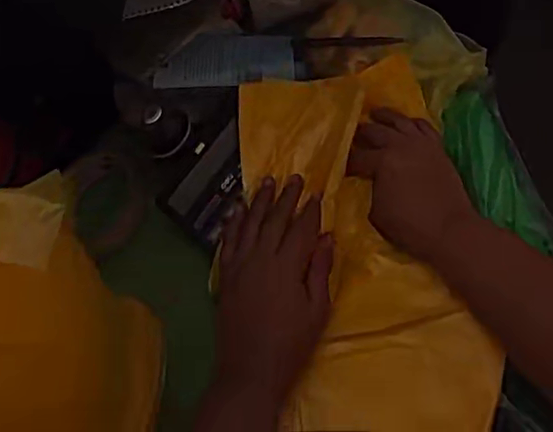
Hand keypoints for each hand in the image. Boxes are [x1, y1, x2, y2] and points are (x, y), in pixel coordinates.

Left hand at [206, 176, 333, 416]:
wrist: (248, 374)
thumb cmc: (290, 344)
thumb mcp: (317, 310)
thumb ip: (321, 270)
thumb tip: (326, 236)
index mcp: (287, 266)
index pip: (301, 228)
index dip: (311, 209)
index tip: (317, 192)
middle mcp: (262, 259)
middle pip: (275, 219)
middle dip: (287, 197)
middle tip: (295, 177)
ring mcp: (241, 267)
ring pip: (250, 224)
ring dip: (259, 201)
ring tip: (266, 181)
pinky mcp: (226, 277)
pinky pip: (228, 242)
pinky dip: (232, 223)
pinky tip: (235, 210)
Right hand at [346, 109, 479, 260]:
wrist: (449, 228)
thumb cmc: (410, 226)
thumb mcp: (377, 213)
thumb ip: (371, 190)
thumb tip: (368, 181)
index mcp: (383, 161)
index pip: (358, 157)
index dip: (347, 161)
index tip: (340, 163)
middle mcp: (400, 144)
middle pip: (376, 132)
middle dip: (361, 133)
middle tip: (352, 133)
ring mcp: (421, 142)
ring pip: (399, 120)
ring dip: (385, 116)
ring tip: (374, 113)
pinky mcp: (436, 145)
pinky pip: (423, 125)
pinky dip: (412, 121)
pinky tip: (406, 122)